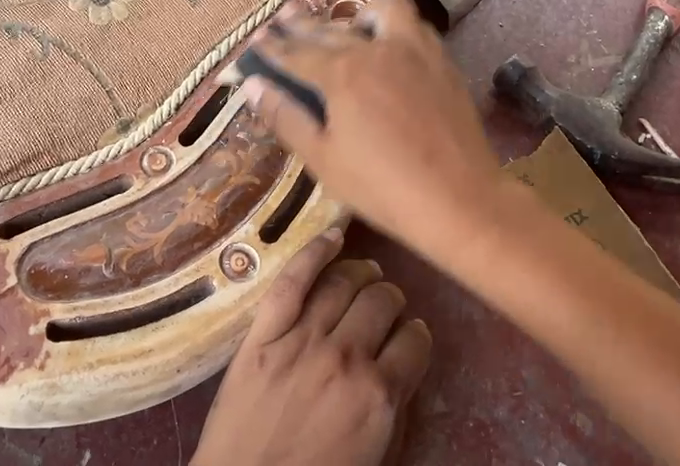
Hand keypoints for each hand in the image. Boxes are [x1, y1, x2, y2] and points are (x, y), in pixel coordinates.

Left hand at [191, 229, 430, 465]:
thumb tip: (400, 371)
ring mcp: (299, 339)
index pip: (415, 342)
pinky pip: (291, 281)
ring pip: (342, 284)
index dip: (417, 335)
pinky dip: (314, 251)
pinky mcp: (261, 334)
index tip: (411, 334)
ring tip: (366, 272)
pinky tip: (332, 236)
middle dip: (391, 299)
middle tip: (387, 303)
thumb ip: (391, 411)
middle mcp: (345, 357)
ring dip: (361, 273)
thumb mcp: (374, 456)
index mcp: (378, 395)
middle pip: (380, 303)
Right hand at [240, 0, 502, 248]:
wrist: (460, 200)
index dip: (272, 47)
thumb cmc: (381, 186)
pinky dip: (395, 28)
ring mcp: (415, 51)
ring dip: (360, 14)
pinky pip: (415, 27)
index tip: (256, 38)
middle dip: (303, 24)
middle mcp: (376, 49)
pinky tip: (391, 46)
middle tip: (284, 17)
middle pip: (331, 28)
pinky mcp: (443, 63)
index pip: (296, 53)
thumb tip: (252, 86)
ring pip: (384, 10)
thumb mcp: (322, 158)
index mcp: (342, 73)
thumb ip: (285, 117)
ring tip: (350, 26)